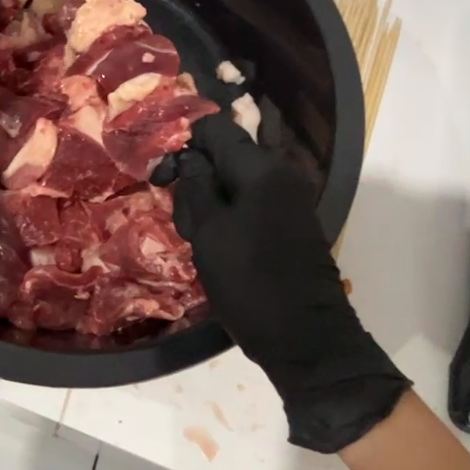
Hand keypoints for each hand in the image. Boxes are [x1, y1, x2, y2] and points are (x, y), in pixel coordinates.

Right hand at [164, 115, 410, 452]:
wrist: (308, 341)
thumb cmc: (251, 282)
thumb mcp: (209, 231)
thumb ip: (195, 184)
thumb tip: (188, 154)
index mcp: (260, 167)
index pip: (214, 128)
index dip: (183, 141)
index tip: (161, 170)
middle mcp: (279, 172)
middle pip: (224, 154)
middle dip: (196, 176)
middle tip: (179, 212)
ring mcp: (288, 197)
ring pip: (234, 180)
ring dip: (210, 199)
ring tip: (195, 236)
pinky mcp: (289, 220)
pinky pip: (250, 201)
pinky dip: (228, 214)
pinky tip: (214, 244)